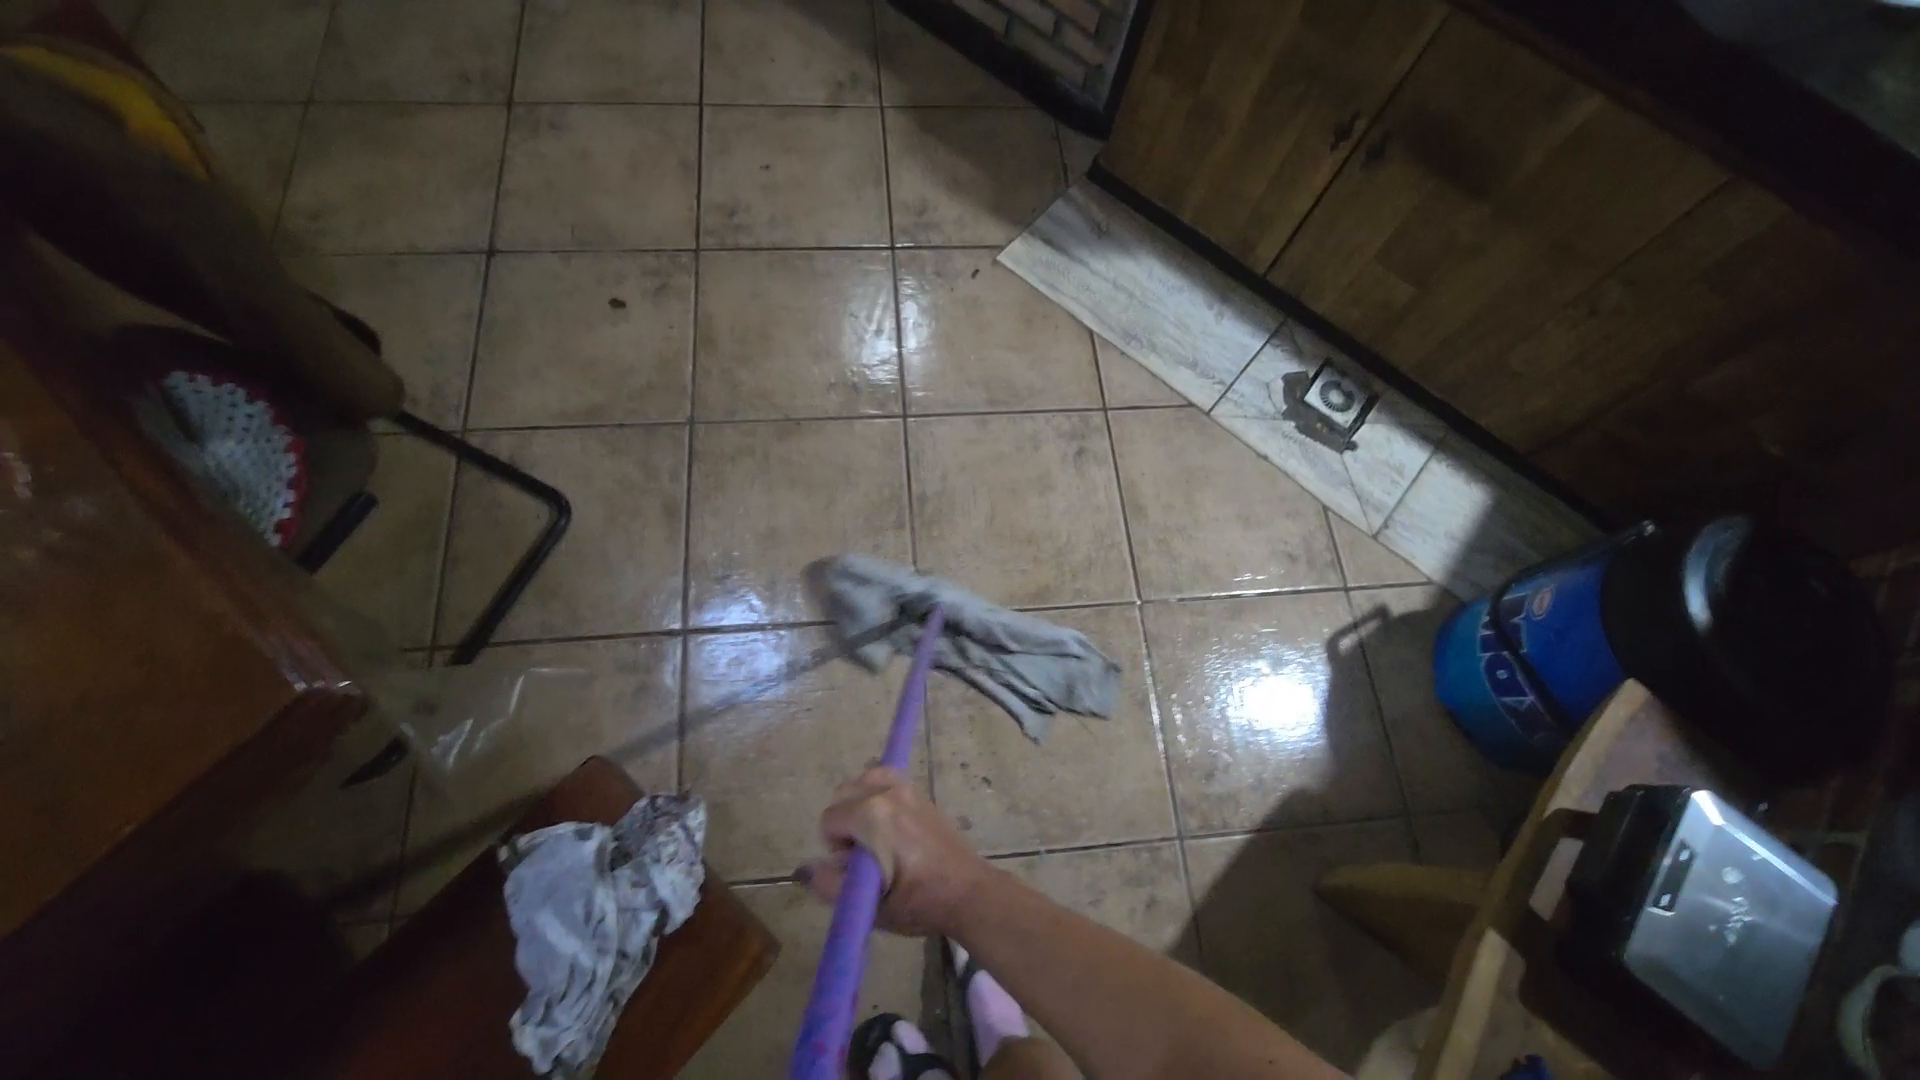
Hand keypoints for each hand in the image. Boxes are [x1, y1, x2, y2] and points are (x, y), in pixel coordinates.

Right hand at [797, 766, 997, 936]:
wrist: (968, 892)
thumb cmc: (919, 902)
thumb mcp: (869, 905)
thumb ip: (830, 886)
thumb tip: (808, 870)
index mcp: (872, 815)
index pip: (829, 818)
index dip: (834, 846)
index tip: (854, 868)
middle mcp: (888, 792)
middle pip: (844, 793)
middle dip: (844, 821)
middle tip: (862, 855)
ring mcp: (908, 788)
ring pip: (866, 780)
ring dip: (860, 804)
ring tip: (873, 836)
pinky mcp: (923, 793)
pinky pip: (888, 782)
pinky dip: (880, 797)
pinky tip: (892, 828)